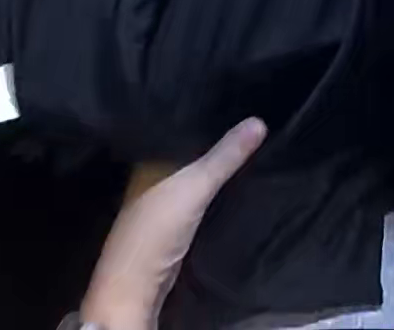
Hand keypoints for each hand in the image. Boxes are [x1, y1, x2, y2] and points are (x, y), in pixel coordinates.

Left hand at [79, 118, 266, 329]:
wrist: (133, 298)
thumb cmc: (155, 233)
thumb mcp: (195, 187)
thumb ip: (226, 155)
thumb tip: (260, 120)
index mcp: (148, 163)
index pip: (180, 127)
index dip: (207, 111)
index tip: (238, 95)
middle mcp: (152, 178)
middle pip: (191, 149)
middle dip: (218, 136)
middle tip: (254, 111)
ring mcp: (162, 203)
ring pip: (197, 171)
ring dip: (219, 161)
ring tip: (252, 135)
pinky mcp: (174, 224)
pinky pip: (201, 192)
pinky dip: (217, 183)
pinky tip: (238, 173)